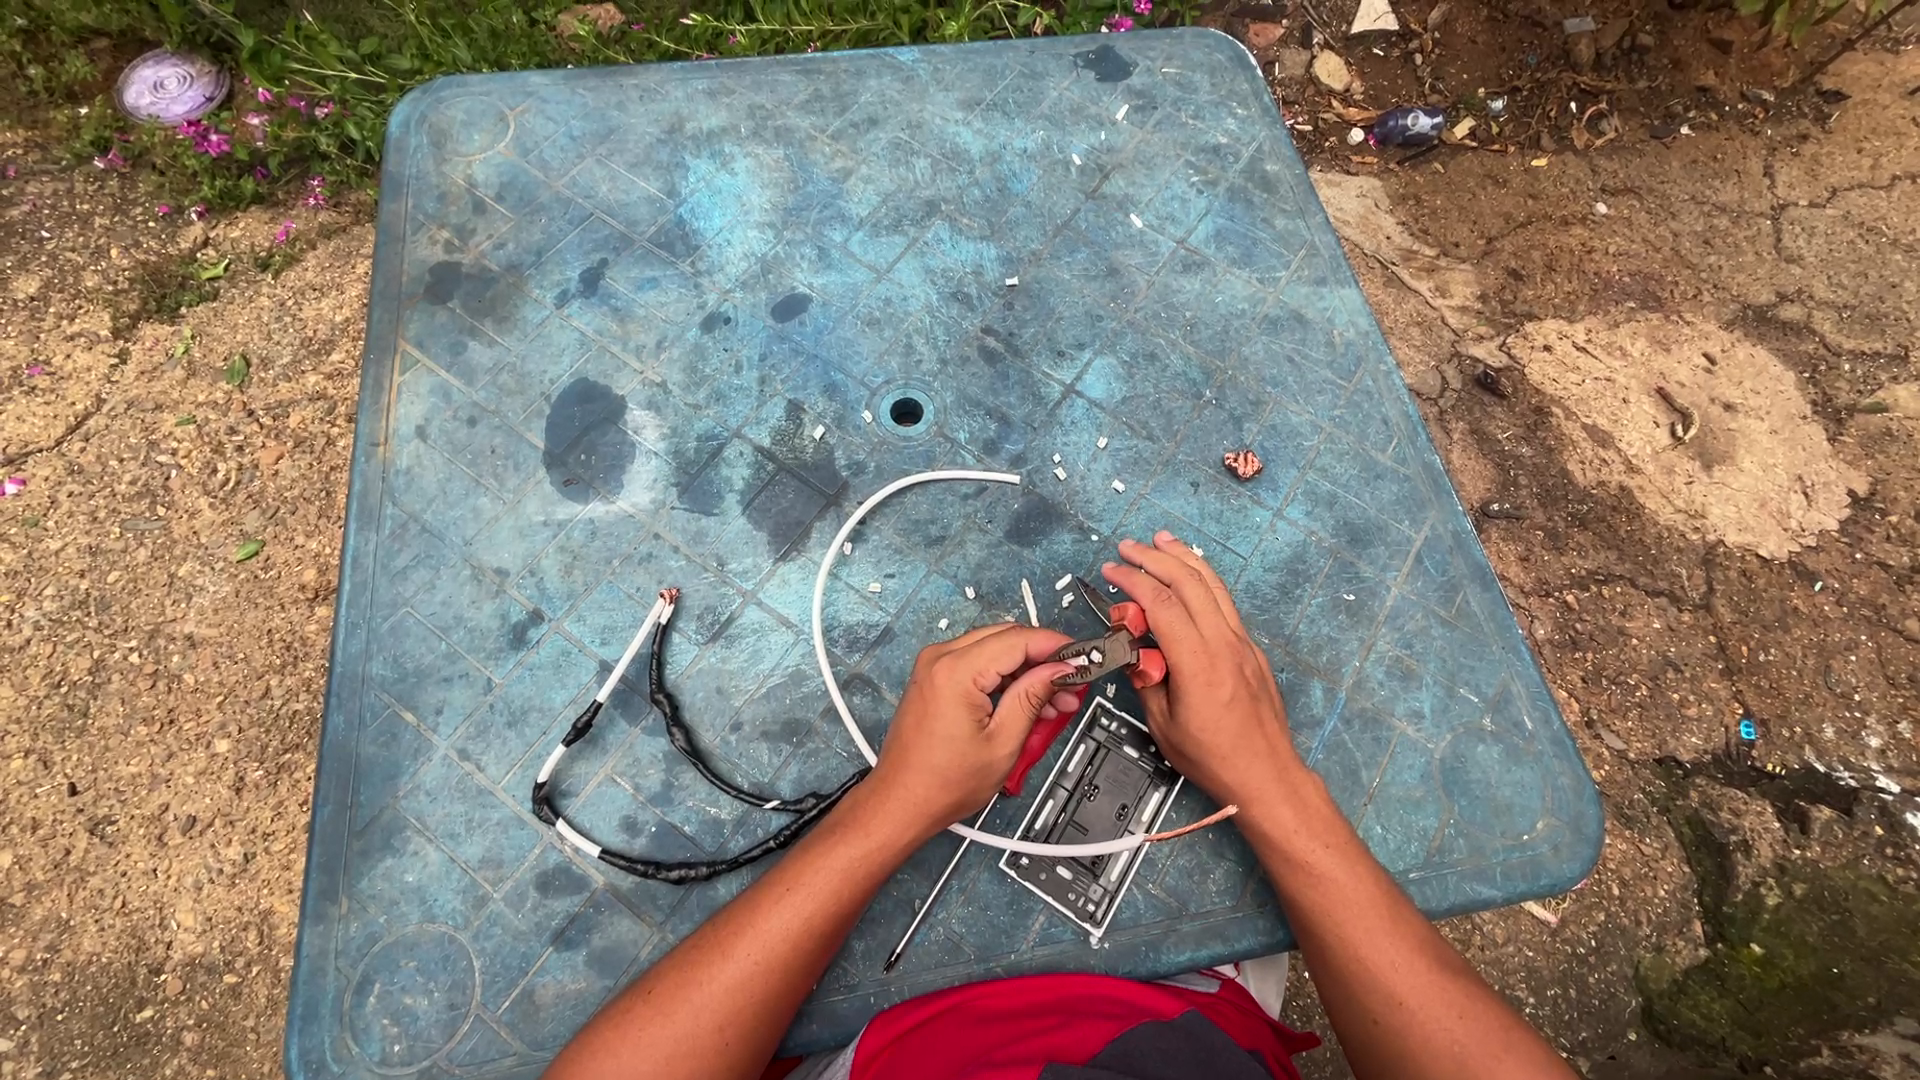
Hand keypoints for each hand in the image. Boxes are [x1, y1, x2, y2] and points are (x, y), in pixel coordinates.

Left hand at [868, 624, 1083, 836]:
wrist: (901, 801)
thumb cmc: (941, 783)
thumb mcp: (1003, 743)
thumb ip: (1033, 698)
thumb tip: (1060, 672)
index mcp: (956, 671)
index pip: (1019, 639)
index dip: (1056, 646)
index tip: (1083, 657)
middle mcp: (940, 658)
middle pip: (1007, 638)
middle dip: (1044, 659)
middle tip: (1072, 684)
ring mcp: (934, 666)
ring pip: (995, 649)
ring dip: (1026, 670)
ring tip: (1053, 703)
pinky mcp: (935, 677)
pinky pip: (978, 662)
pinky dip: (1005, 677)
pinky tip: (1026, 701)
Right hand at [1102, 531, 1305, 812]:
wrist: (1268, 776)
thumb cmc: (1211, 758)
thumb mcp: (1162, 726)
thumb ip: (1145, 680)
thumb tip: (1135, 650)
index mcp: (1198, 662)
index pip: (1162, 604)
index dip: (1133, 581)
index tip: (1111, 570)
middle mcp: (1224, 643)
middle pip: (1190, 582)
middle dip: (1155, 557)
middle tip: (1128, 546)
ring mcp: (1242, 642)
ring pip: (1214, 585)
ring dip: (1185, 557)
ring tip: (1162, 539)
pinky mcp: (1251, 649)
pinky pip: (1224, 603)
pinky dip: (1203, 579)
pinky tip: (1189, 574)